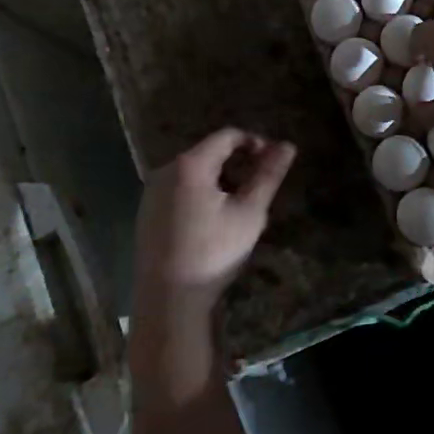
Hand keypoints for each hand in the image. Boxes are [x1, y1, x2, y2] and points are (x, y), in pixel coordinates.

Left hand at [134, 128, 295, 312]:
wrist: (168, 297)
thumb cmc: (213, 252)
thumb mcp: (249, 213)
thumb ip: (267, 176)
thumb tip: (287, 146)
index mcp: (190, 165)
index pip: (227, 136)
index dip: (255, 143)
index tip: (273, 162)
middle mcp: (165, 170)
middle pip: (208, 154)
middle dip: (237, 165)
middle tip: (257, 191)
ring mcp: (150, 192)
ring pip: (192, 174)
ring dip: (219, 182)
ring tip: (236, 210)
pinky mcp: (145, 212)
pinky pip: (178, 191)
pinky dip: (199, 196)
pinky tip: (210, 224)